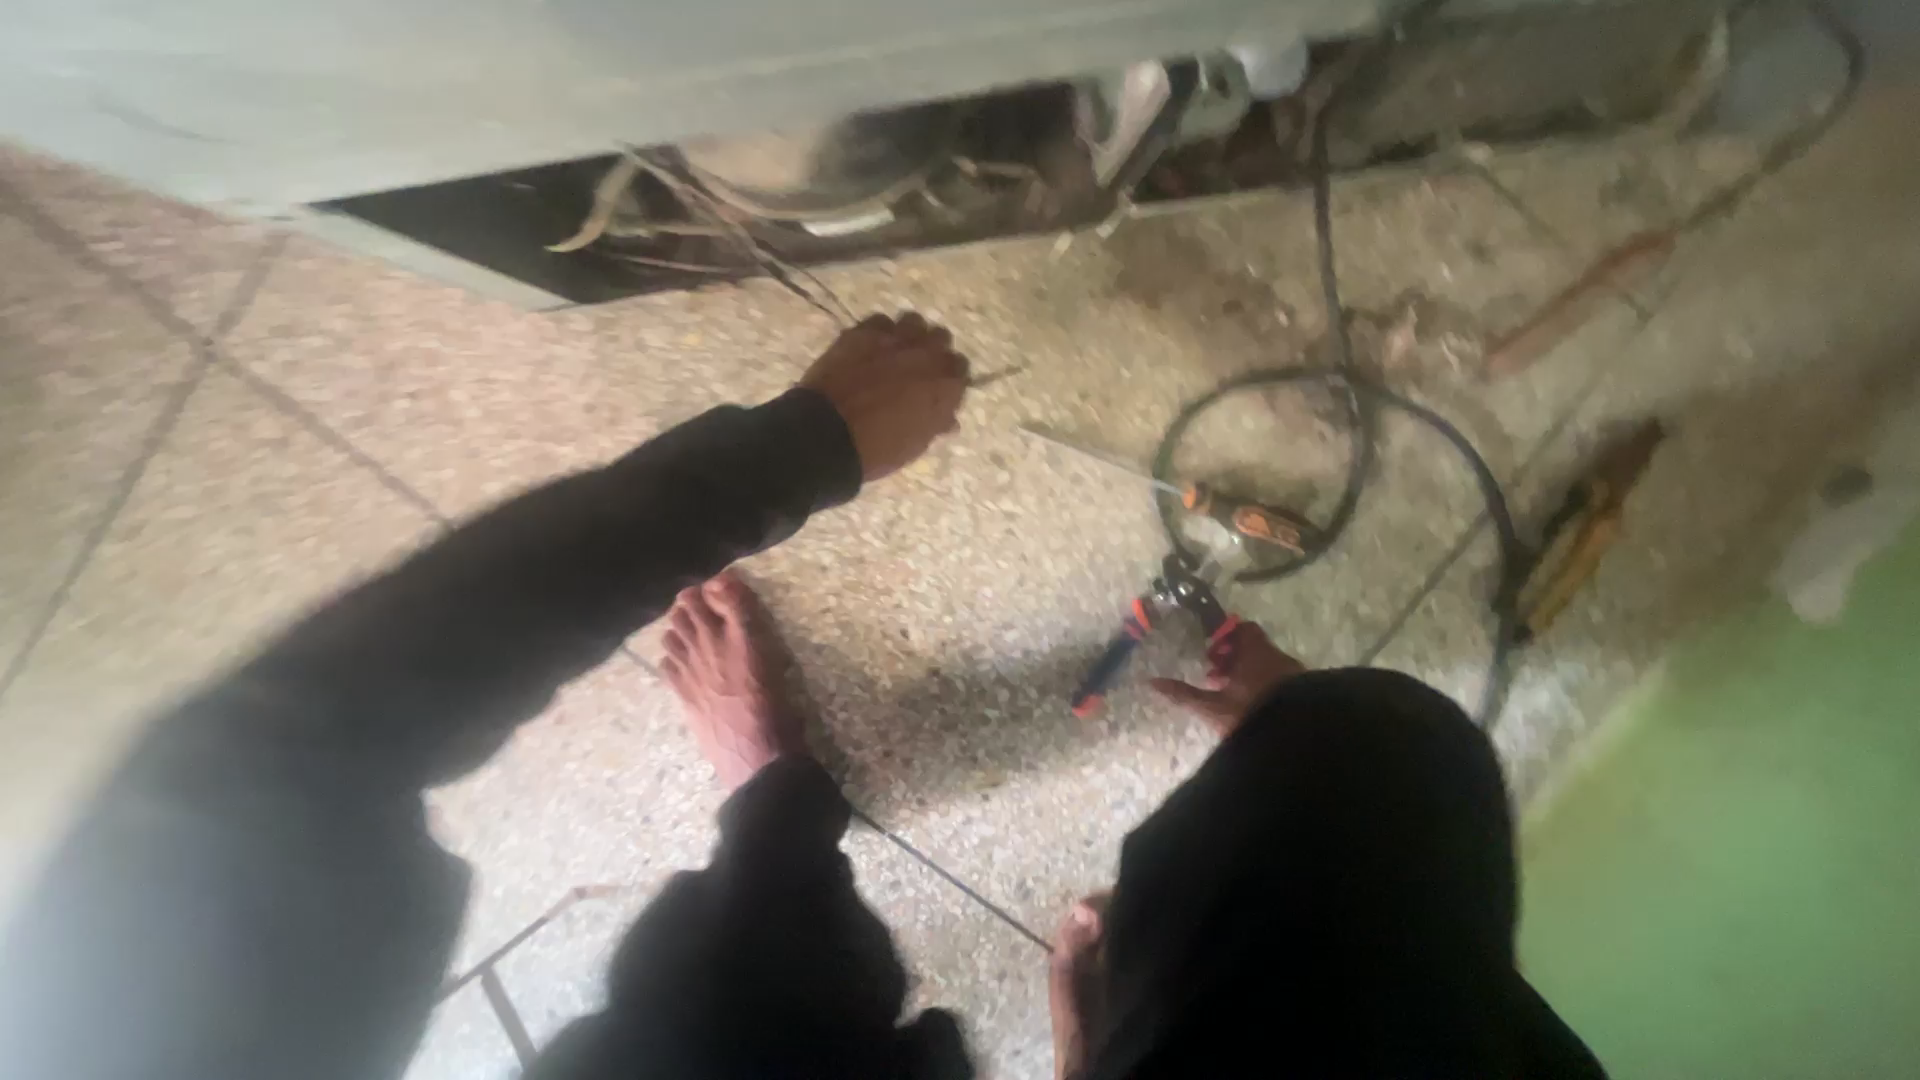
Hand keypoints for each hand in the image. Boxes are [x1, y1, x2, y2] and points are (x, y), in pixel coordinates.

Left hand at [800, 312, 968, 481]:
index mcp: (946, 384)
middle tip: (917, 369)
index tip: (937, 388)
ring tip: (895, 352)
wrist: (828, 434)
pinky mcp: (864, 332)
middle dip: (932, 351)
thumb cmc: (879, 448)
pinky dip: (879, 332)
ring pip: (914, 322)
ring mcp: (895, 339)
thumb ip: (935, 423)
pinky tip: (870, 348)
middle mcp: (927, 355)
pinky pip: (881, 321)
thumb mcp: (916, 444)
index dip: (949, 378)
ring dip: (909, 335)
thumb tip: (948, 418)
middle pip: (940, 339)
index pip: (960, 369)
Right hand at [1149, 622, 1305, 737]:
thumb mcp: (1212, 707)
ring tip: (1231, 695)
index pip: (1243, 628)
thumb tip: (1151, 682)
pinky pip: (1280, 679)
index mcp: (1254, 653)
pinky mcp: (1305, 692)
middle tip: (1215, 676)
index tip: (1211, 653)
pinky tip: (1253, 706)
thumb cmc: (1250, 714)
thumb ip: (1183, 694)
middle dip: (1232, 659)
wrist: (1298, 738)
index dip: (1226, 636)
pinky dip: (1265, 685)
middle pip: (1253, 647)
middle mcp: (1276, 657)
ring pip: (1267, 664)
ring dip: (1248, 674)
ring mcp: (1294, 675)